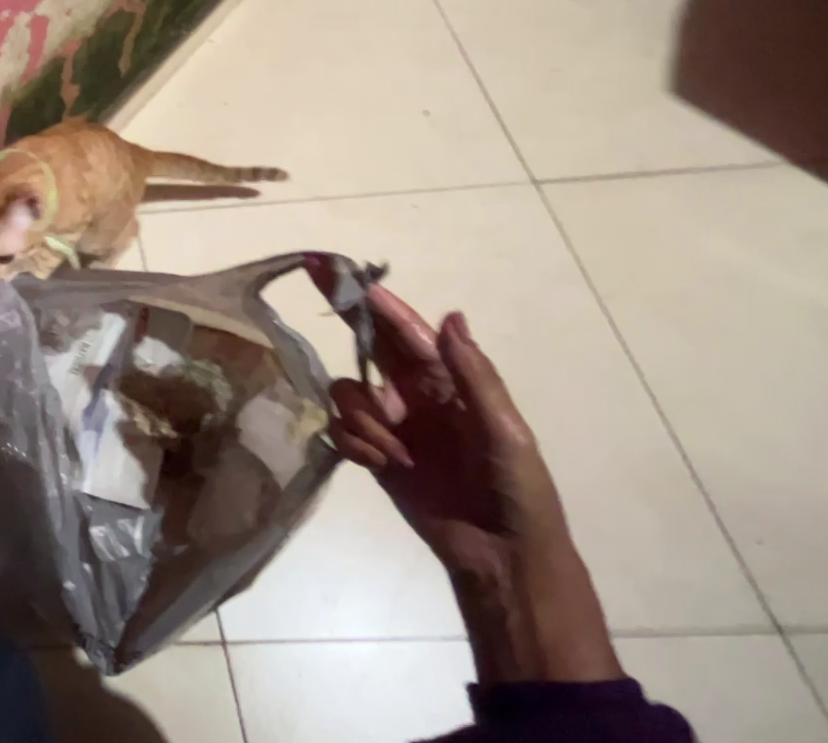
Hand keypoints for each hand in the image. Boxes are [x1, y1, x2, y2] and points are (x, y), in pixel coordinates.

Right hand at [309, 264, 567, 579]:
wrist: (500, 555)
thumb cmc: (515, 489)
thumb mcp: (504, 431)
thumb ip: (474, 375)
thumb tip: (451, 316)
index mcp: (447, 383)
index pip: (405, 331)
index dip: (375, 301)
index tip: (344, 273)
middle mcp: (412, 395)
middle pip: (367, 346)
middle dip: (346, 317)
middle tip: (313, 278)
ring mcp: (389, 424)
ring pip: (347, 394)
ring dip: (363, 420)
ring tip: (393, 452)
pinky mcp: (371, 452)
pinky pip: (341, 431)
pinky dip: (356, 445)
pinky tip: (383, 466)